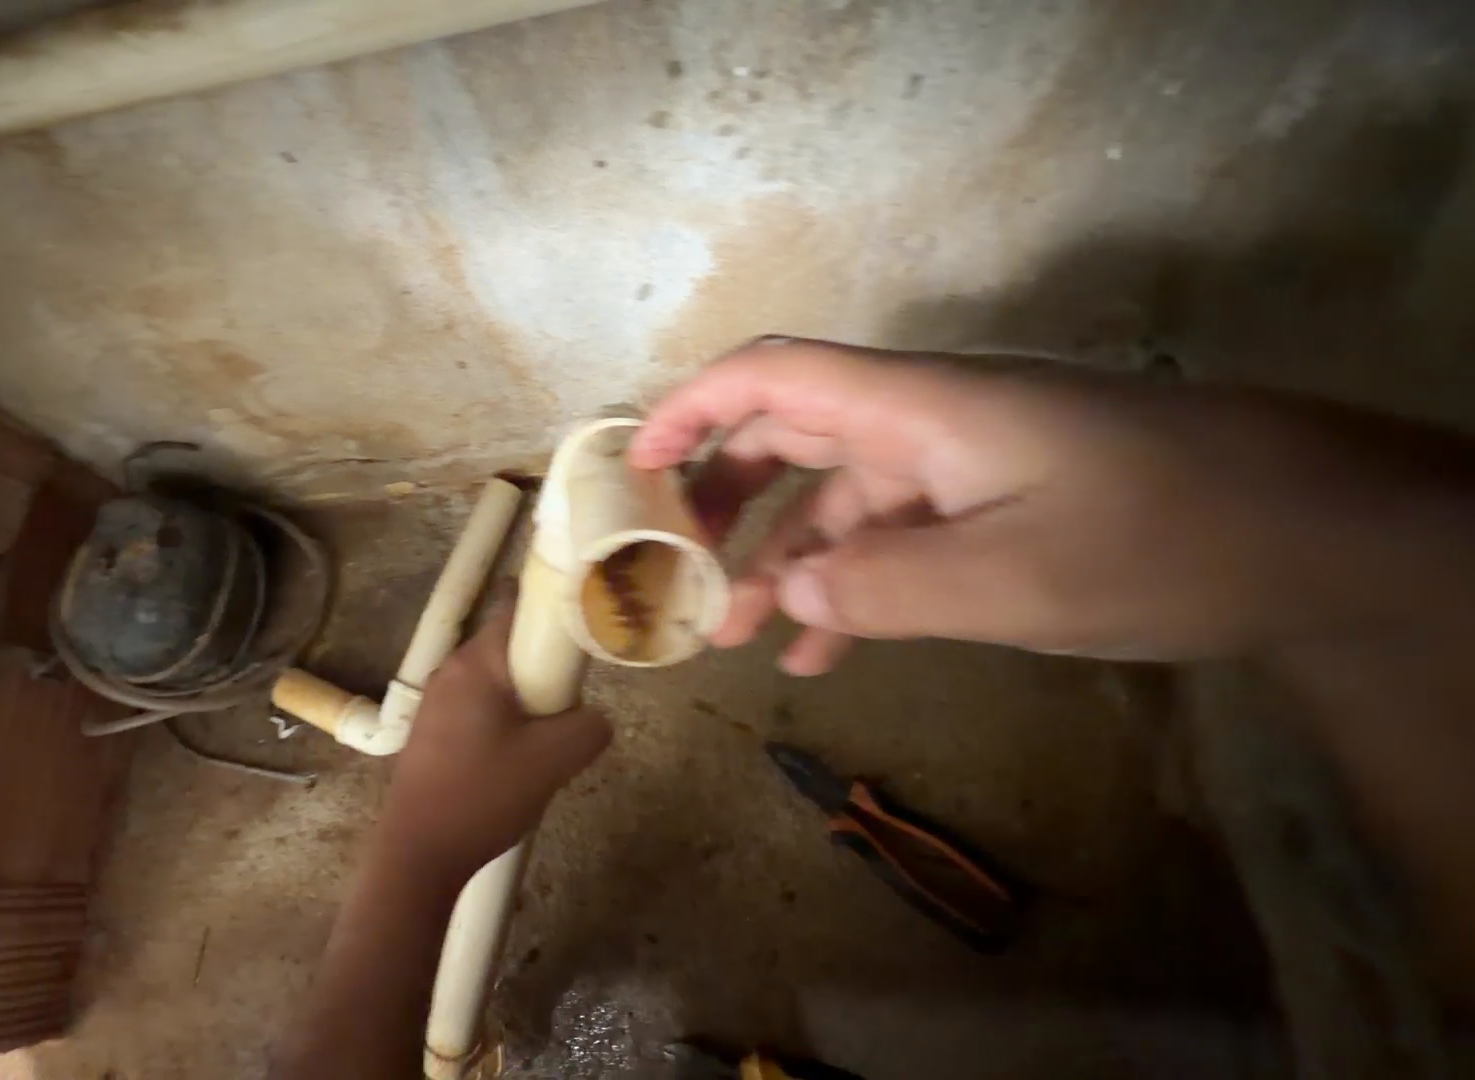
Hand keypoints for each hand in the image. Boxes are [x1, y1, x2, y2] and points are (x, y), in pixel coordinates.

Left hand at [377, 609, 611, 882]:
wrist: (418, 853)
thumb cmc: (483, 795)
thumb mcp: (553, 761)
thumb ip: (589, 728)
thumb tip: (592, 719)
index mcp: (476, 663)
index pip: (518, 608)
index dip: (553, 612)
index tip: (582, 631)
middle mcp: (450, 670)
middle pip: (509, 648)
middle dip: (543, 669)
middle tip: (570, 704)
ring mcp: (435, 701)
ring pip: (495, 681)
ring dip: (524, 700)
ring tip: (544, 741)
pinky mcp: (431, 730)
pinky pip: (478, 706)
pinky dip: (503, 719)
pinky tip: (513, 760)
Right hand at [632, 338, 1474, 672]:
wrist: (1323, 542)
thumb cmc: (1166, 536)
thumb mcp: (1017, 579)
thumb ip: (883, 587)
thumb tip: (779, 595)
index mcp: (914, 409)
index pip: (772, 377)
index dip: (691, 409)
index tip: (639, 466)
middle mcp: (917, 427)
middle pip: (785, 436)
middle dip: (719, 495)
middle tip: (674, 557)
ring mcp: (947, 472)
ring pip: (828, 504)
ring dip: (775, 563)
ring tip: (730, 633)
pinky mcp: (977, 513)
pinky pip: (882, 547)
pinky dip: (841, 593)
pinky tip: (816, 656)